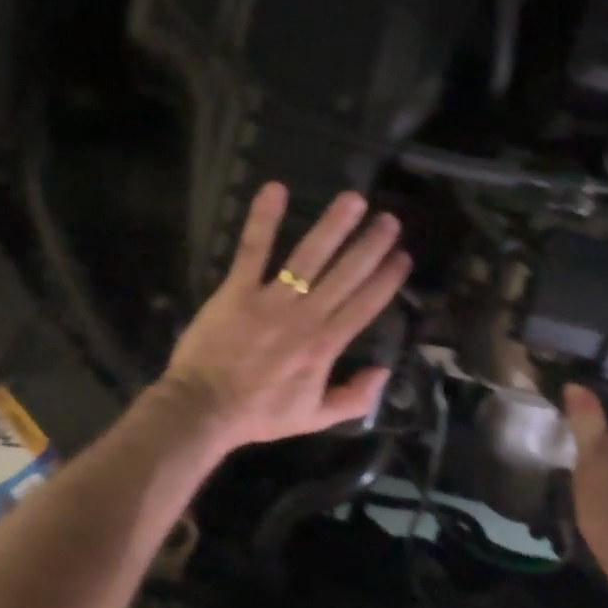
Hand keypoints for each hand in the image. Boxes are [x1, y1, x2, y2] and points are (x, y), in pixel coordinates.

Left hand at [161, 183, 411, 450]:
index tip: (404, 256)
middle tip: (390, 219)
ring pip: (308, 257)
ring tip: (353, 200)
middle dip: (370, 245)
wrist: (204, 410)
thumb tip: (384, 371)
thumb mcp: (314, 418)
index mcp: (325, 345)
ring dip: (332, 226)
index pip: (365, 305)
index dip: (387, 279)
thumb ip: (354, 398)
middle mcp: (305, 317)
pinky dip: (263, 220)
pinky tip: (275, 189)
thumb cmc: (258, 414)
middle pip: (345, 274)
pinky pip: (253, 250)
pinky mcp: (238, 290)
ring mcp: (272, 300)